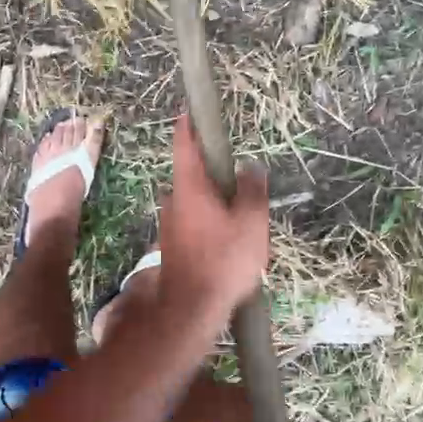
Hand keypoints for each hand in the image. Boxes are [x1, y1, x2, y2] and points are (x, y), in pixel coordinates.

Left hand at [158, 113, 268, 329]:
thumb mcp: (251, 222)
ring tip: (242, 222)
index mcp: (189, 186)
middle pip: (193, 175)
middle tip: (241, 183)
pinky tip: (229, 245)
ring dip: (214, 204)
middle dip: (214, 175)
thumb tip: (251, 168)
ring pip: (195, 202)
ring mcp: (170, 224)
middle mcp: (173, 199)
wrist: (190, 311)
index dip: (189, 125)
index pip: (185, 144)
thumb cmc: (223, 260)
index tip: (192, 111)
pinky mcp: (173, 246)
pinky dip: (210, 224)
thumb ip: (252, 191)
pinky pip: (194, 223)